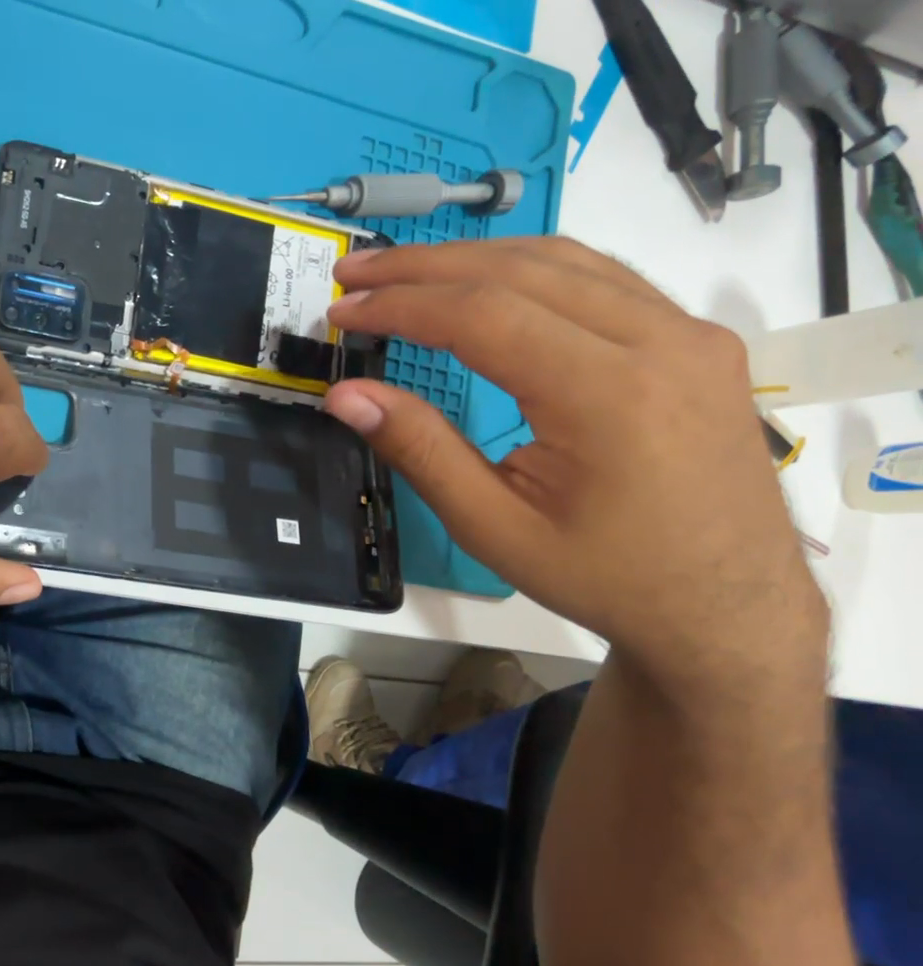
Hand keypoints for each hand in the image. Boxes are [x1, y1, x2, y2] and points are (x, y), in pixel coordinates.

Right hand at [324, 238, 825, 697]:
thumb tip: (346, 395)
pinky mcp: (697, 341)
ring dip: (474, 258)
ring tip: (403, 269)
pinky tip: (485, 279)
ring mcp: (690, 334)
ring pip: (566, 261)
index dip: (402, 304)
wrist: (727, 604)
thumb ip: (420, 450)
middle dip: (425, 265)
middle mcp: (661, 342)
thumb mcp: (492, 526)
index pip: (484, 315)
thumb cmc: (602, 574)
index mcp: (607, 395)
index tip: (342, 311)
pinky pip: (603, 279)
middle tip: (354, 273)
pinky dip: (529, 269)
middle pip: (522, 270)